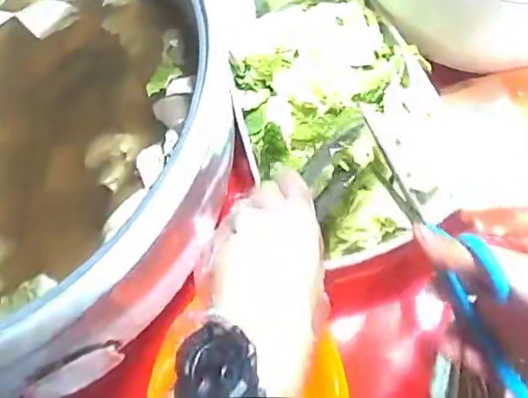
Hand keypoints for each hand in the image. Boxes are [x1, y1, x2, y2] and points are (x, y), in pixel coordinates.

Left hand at [207, 171, 325, 395]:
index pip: (292, 183)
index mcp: (300, 219)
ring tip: (244, 246)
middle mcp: (267, 212)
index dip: (288, 186)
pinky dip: (224, 242)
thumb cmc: (296, 324)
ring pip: (239, 210)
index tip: (286, 192)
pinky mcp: (213, 243)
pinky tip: (226, 263)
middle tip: (267, 225)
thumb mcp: (315, 291)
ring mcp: (237, 225)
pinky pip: (220, 233)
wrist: (255, 343)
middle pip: (263, 190)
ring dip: (243, 222)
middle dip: (264, 203)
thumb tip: (300, 269)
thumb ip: (307, 265)